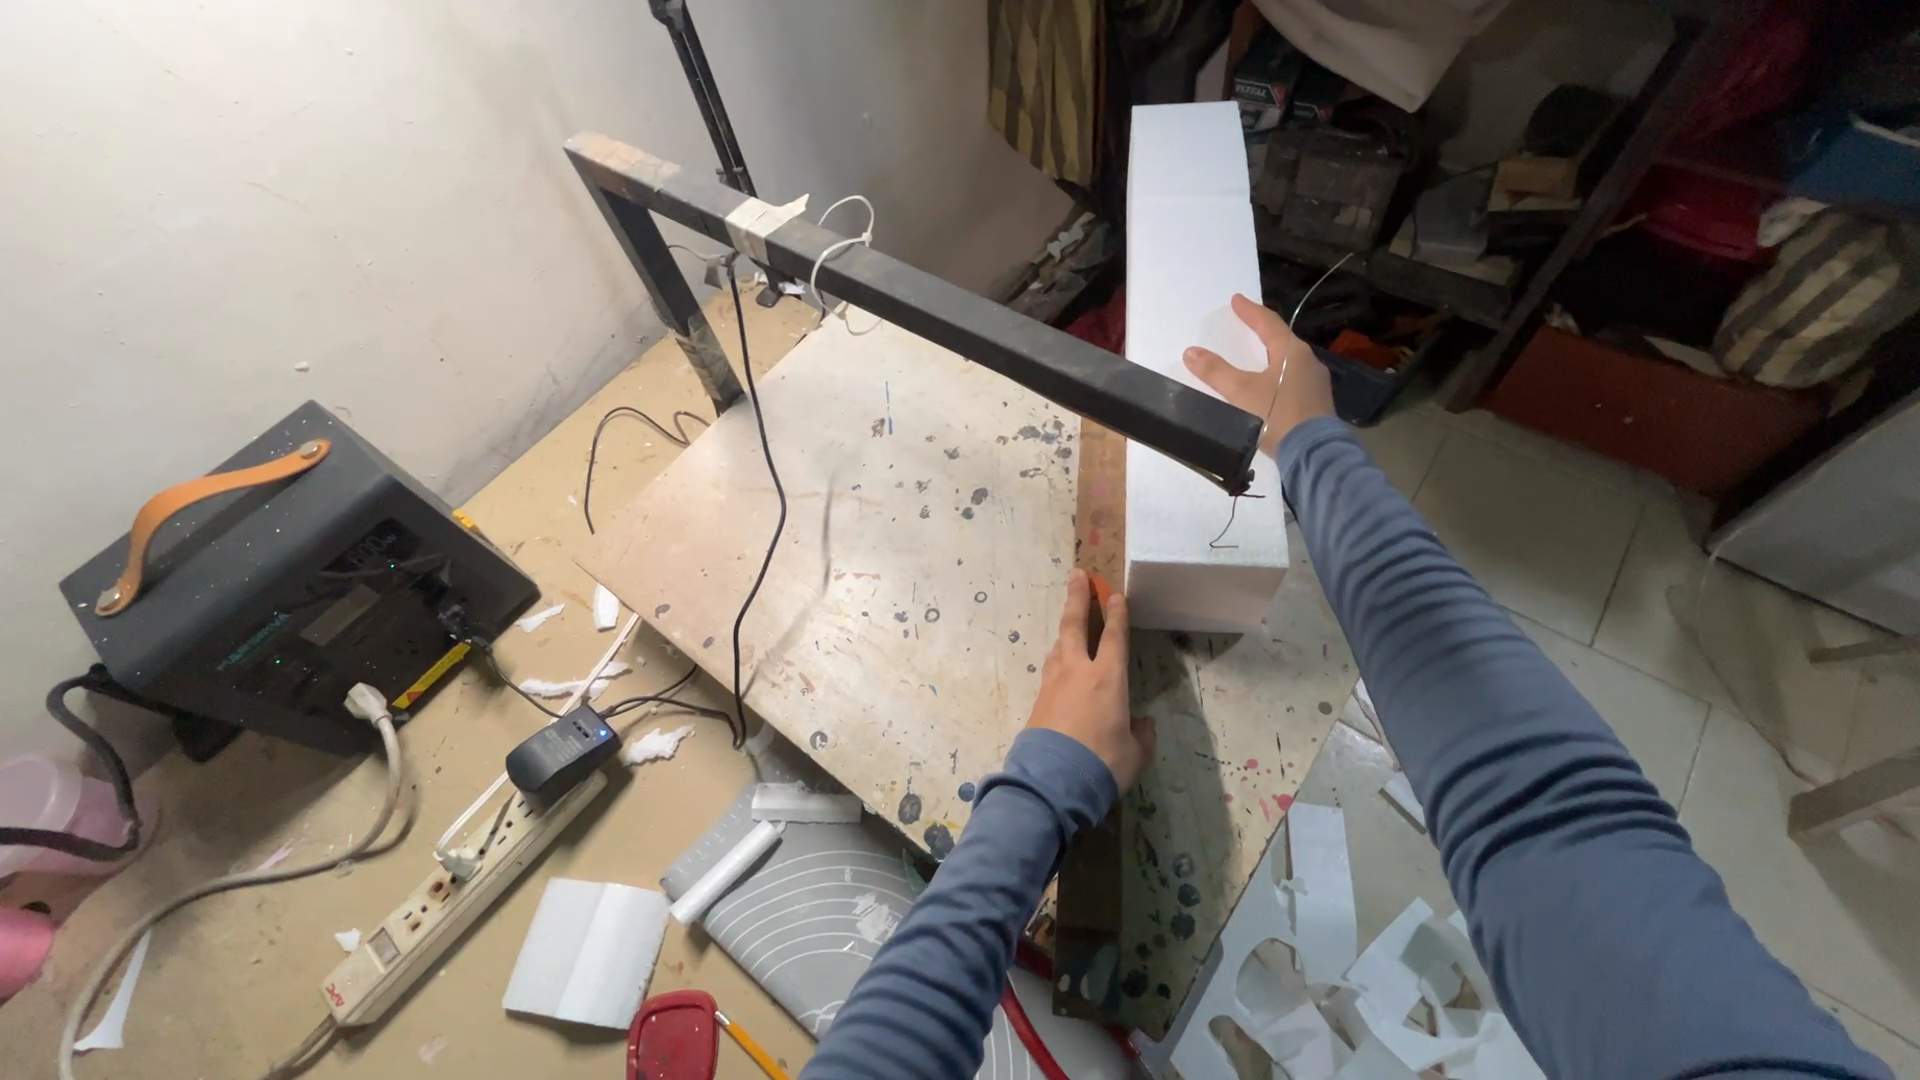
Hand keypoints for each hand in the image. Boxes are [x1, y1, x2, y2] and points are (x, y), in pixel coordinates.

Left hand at [1024, 570, 1156, 790]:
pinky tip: (1059, 665)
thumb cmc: (1102, 763)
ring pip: (1058, 646)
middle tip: (1077, 575)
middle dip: (1077, 598)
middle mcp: (1078, 671)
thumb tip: (1142, 725)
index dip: (1117, 613)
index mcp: (1108, 678)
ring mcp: (1053, 683)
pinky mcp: (1038, 699)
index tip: (1115, 593)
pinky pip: (1051, 670)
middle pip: (1075, 625)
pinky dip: (1057, 659)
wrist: (1052, 780)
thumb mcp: (1134, 754)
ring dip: (1065, 630)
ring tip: (1070, 622)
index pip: (1115, 637)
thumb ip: (1140, 736)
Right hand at [1183, 293, 1333, 455]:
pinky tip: (1271, 385)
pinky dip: (1279, 374)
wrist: (1312, 451)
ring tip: (1257, 354)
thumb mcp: (1240, 392)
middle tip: (1248, 325)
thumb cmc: (1276, 415)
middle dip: (1263, 332)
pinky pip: (1294, 379)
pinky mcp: (1317, 402)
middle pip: (1283, 340)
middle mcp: (1308, 361)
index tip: (1236, 300)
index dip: (1250, 311)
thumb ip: (1215, 372)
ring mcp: (1316, 383)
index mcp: (1291, 352)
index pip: (1268, 323)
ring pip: (1290, 361)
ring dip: (1272, 354)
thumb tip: (1191, 351)